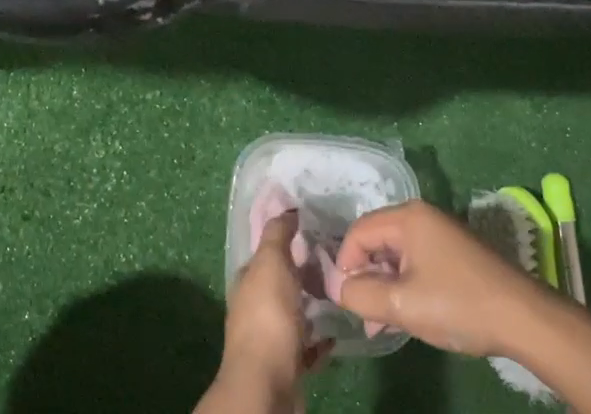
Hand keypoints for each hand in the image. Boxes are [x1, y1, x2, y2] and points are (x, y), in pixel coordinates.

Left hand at [221, 213, 331, 393]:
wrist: (267, 382)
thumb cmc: (268, 317)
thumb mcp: (270, 263)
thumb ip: (277, 236)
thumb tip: (286, 209)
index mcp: (249, 281)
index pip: (267, 253)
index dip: (288, 240)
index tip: (316, 229)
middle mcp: (255, 307)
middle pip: (282, 283)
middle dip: (305, 272)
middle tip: (338, 261)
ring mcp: (270, 337)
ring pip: (295, 313)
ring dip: (313, 304)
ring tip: (341, 292)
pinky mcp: (288, 363)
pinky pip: (307, 347)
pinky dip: (320, 338)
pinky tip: (337, 332)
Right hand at [334, 200, 544, 357]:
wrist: (523, 318)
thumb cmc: (458, 304)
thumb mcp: (401, 305)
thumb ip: (360, 294)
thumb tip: (337, 286)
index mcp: (408, 218)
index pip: (357, 232)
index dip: (345, 265)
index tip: (349, 300)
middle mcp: (423, 217)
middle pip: (376, 241)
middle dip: (365, 278)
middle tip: (366, 315)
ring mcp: (441, 234)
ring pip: (395, 255)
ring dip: (385, 287)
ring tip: (383, 325)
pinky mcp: (454, 254)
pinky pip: (415, 263)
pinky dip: (405, 286)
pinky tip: (407, 316)